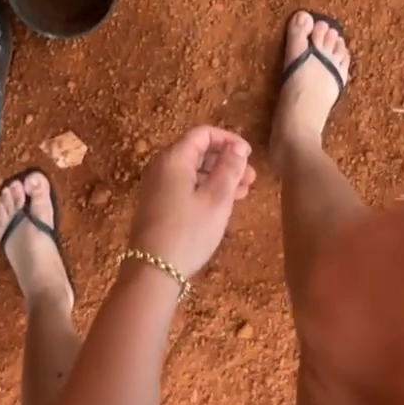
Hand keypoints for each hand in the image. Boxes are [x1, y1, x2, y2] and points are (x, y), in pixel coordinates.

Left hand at [128, 125, 256, 278]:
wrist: (152, 270)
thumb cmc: (188, 232)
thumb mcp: (216, 199)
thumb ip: (229, 169)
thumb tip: (237, 147)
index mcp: (174, 158)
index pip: (203, 134)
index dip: (229, 140)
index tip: (249, 155)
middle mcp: (161, 166)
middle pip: (198, 151)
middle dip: (226, 161)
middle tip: (251, 178)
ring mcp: (157, 185)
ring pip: (193, 171)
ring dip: (219, 177)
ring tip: (244, 193)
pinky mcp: (157, 203)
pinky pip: (185, 185)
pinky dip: (205, 189)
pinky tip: (222, 205)